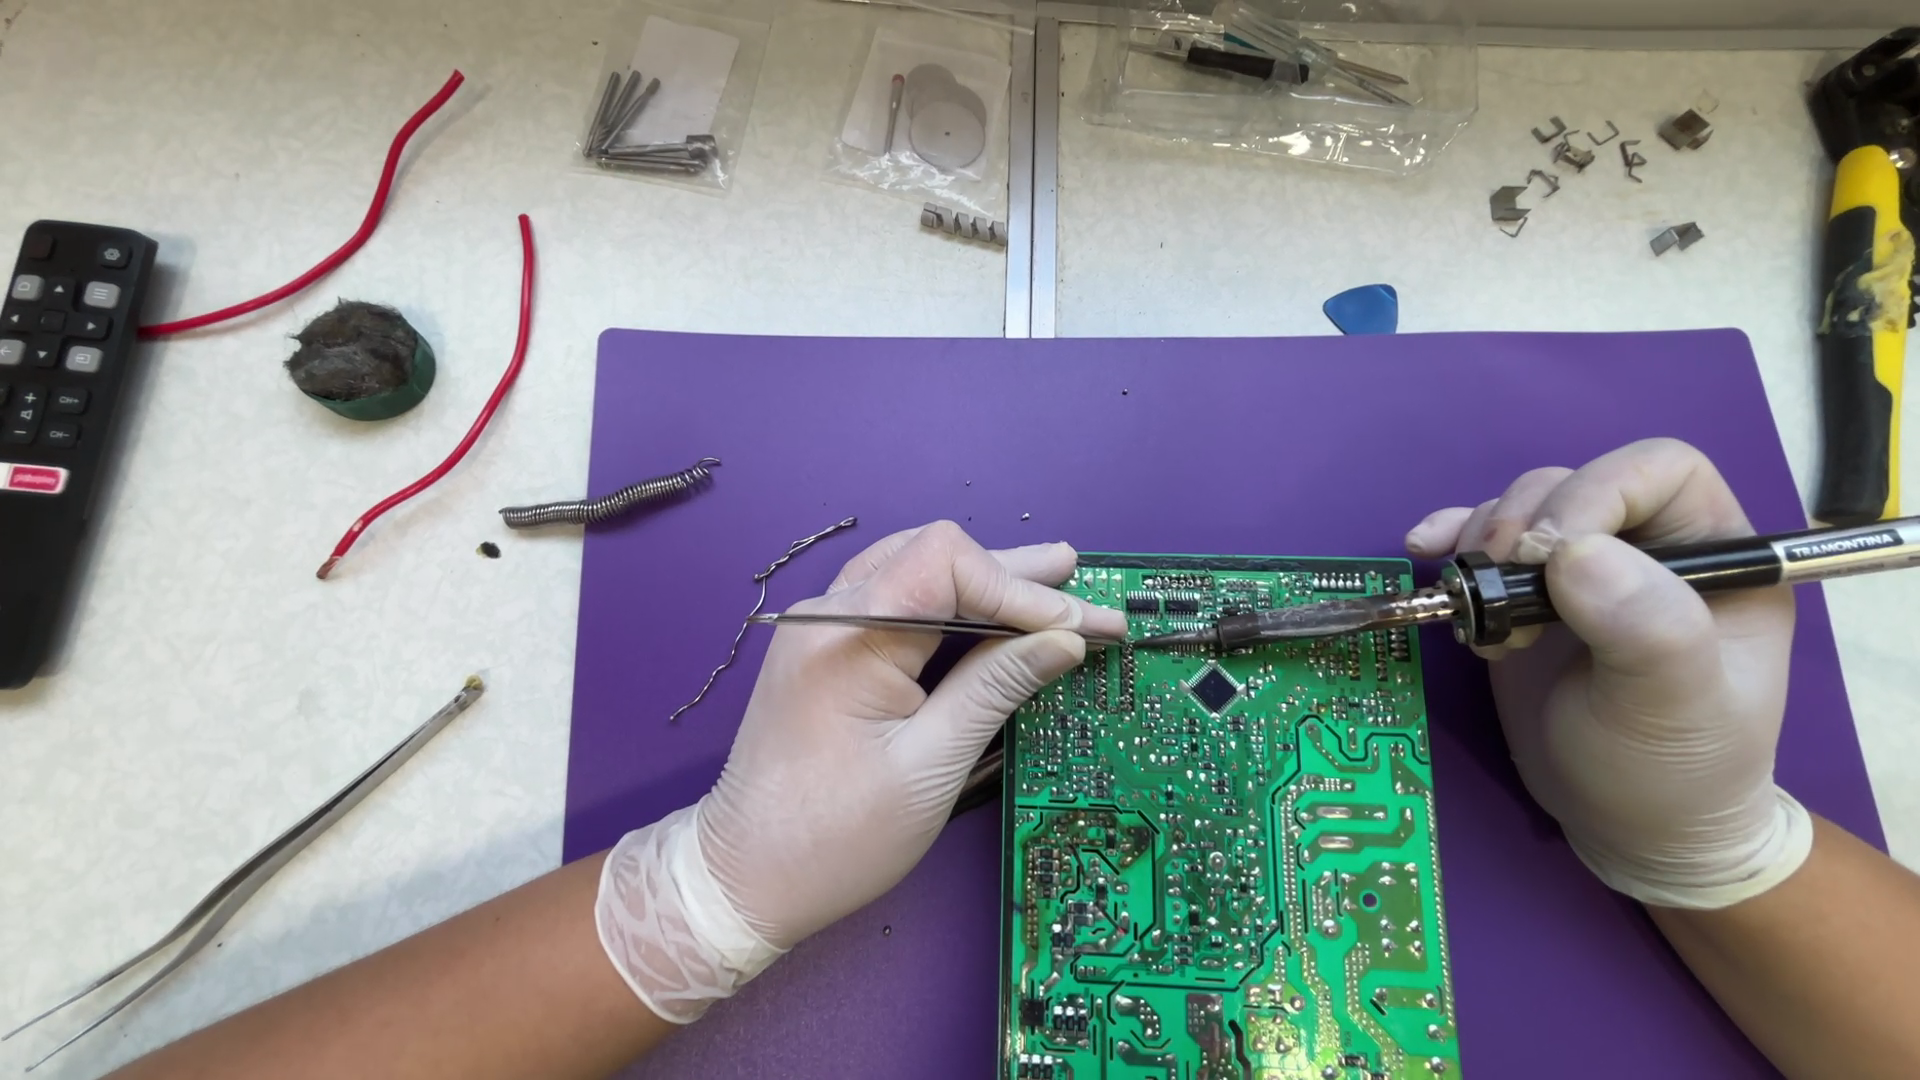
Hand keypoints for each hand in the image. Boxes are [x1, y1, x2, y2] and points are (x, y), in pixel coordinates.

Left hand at [594, 522, 1125, 1021]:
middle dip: (1012, 575)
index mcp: (847, 633)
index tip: (1076, 626)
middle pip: (933, 558)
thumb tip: (1065, 641)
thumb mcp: (928, 767)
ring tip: (1052, 576)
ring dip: (985, 580)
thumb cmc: (835, 837)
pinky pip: (899, 601)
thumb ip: (994, 689)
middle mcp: (830, 611)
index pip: (947, 564)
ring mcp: (825, 626)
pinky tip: (990, 607)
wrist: (742, 877)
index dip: (1019, 586)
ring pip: (916, 573)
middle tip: (1078, 580)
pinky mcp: (830, 648)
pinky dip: (953, 603)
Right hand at [1404, 438, 1811, 909]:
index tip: (1543, 558)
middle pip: (1570, 484)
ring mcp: (1575, 574)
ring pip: (1516, 509)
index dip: (1594, 495)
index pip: (1655, 474)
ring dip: (1479, 544)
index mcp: (1716, 560)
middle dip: (1520, 523)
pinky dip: (1446, 542)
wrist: (1621, 821)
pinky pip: (1476, 544)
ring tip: (1477, 610)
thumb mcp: (1673, 708)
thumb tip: (1570, 551)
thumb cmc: (1668, 768)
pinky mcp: (1518, 596)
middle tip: (1497, 582)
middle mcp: (1644, 551)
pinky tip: (1423, 555)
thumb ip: (1646, 627)